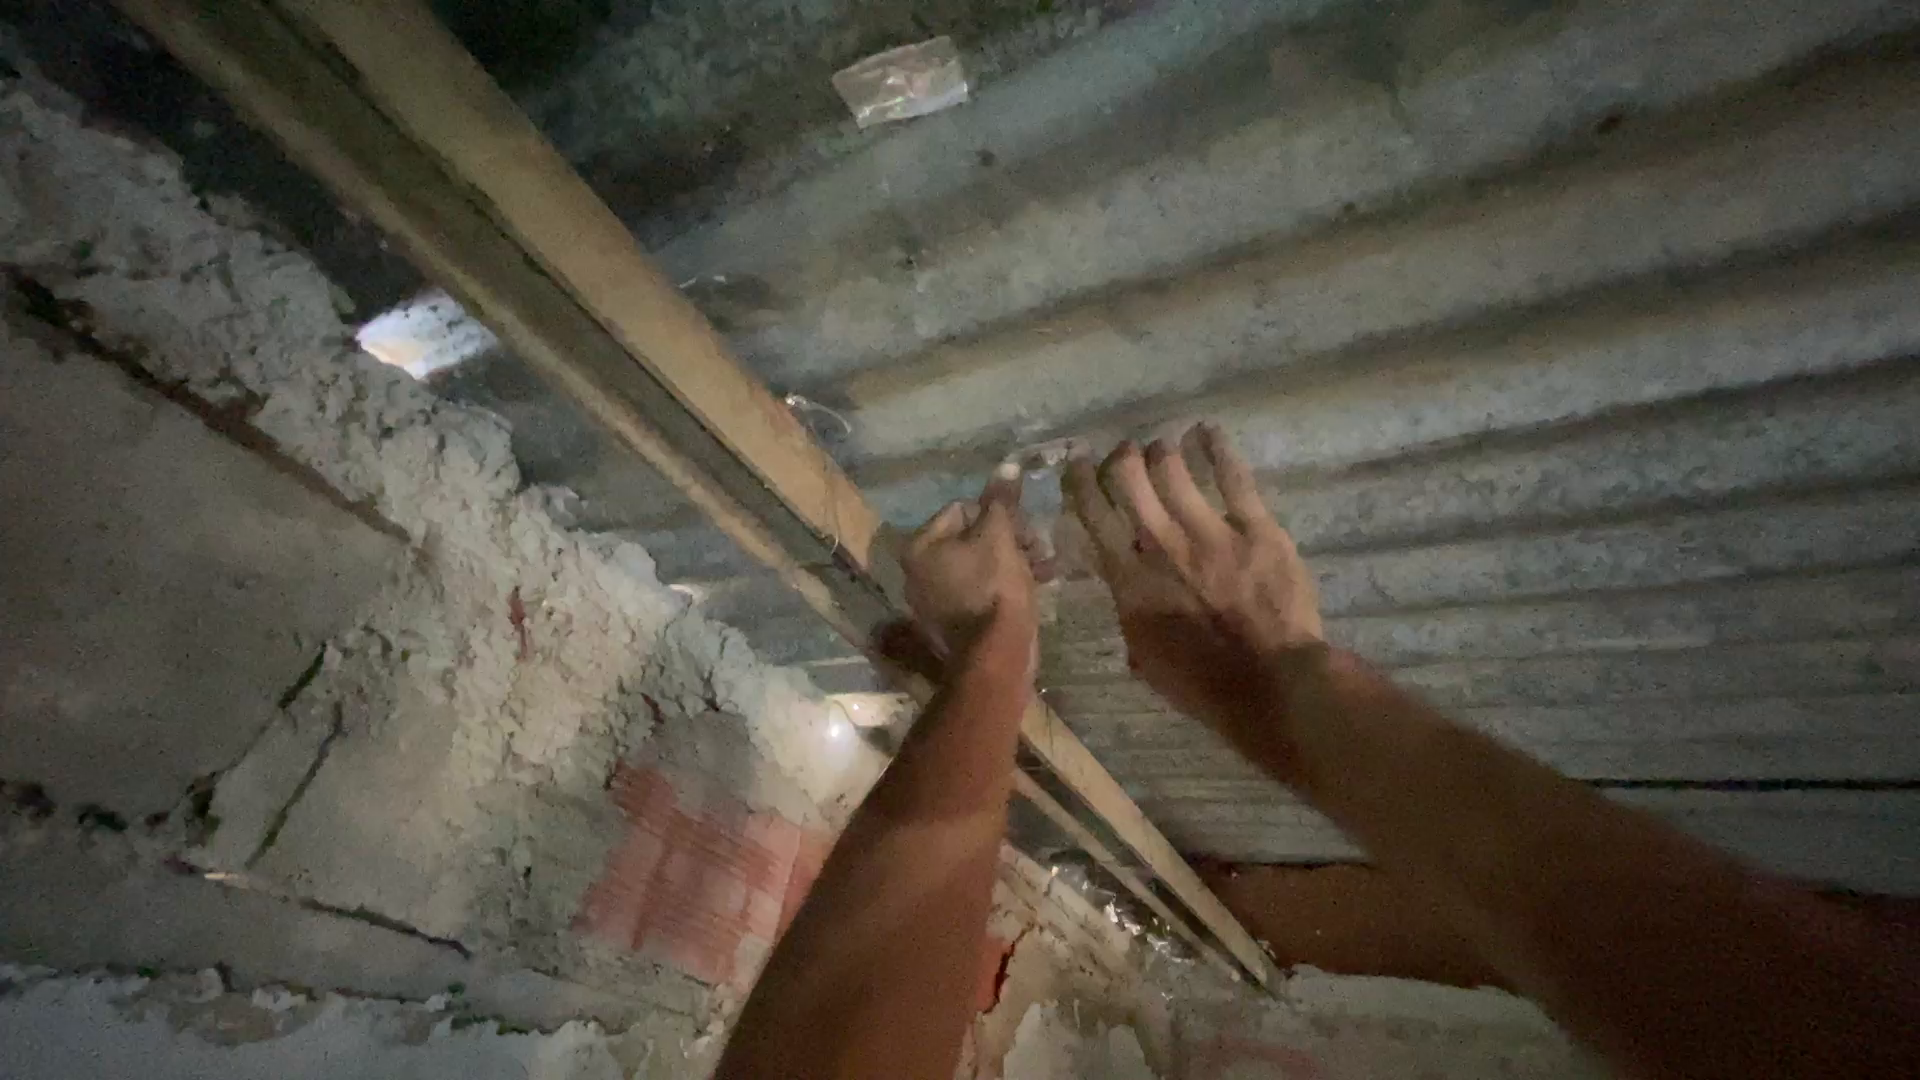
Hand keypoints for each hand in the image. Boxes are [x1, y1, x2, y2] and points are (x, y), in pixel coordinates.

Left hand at [902, 463, 1044, 671]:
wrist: (996, 656)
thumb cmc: (995, 587)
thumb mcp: (1000, 536)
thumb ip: (1001, 500)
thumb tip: (1006, 465)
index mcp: (920, 547)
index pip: (962, 508)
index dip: (996, 513)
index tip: (1024, 527)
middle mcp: (917, 571)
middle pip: (969, 536)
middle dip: (1009, 537)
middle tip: (1039, 545)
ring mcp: (934, 599)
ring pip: (979, 563)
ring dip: (1014, 558)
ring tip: (1046, 564)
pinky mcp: (954, 621)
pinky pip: (980, 589)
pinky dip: (1005, 583)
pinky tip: (1039, 582)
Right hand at [1064, 423, 1322, 735]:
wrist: (1272, 684)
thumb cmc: (1203, 683)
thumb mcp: (1145, 657)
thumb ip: (1130, 614)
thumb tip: (1125, 593)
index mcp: (1130, 579)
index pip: (1094, 517)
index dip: (1081, 483)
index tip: (1077, 464)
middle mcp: (1161, 544)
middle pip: (1128, 480)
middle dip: (1120, 459)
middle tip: (1123, 454)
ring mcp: (1209, 532)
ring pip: (1173, 470)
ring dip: (1161, 452)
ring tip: (1161, 447)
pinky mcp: (1255, 527)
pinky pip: (1233, 476)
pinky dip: (1215, 448)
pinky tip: (1205, 431)